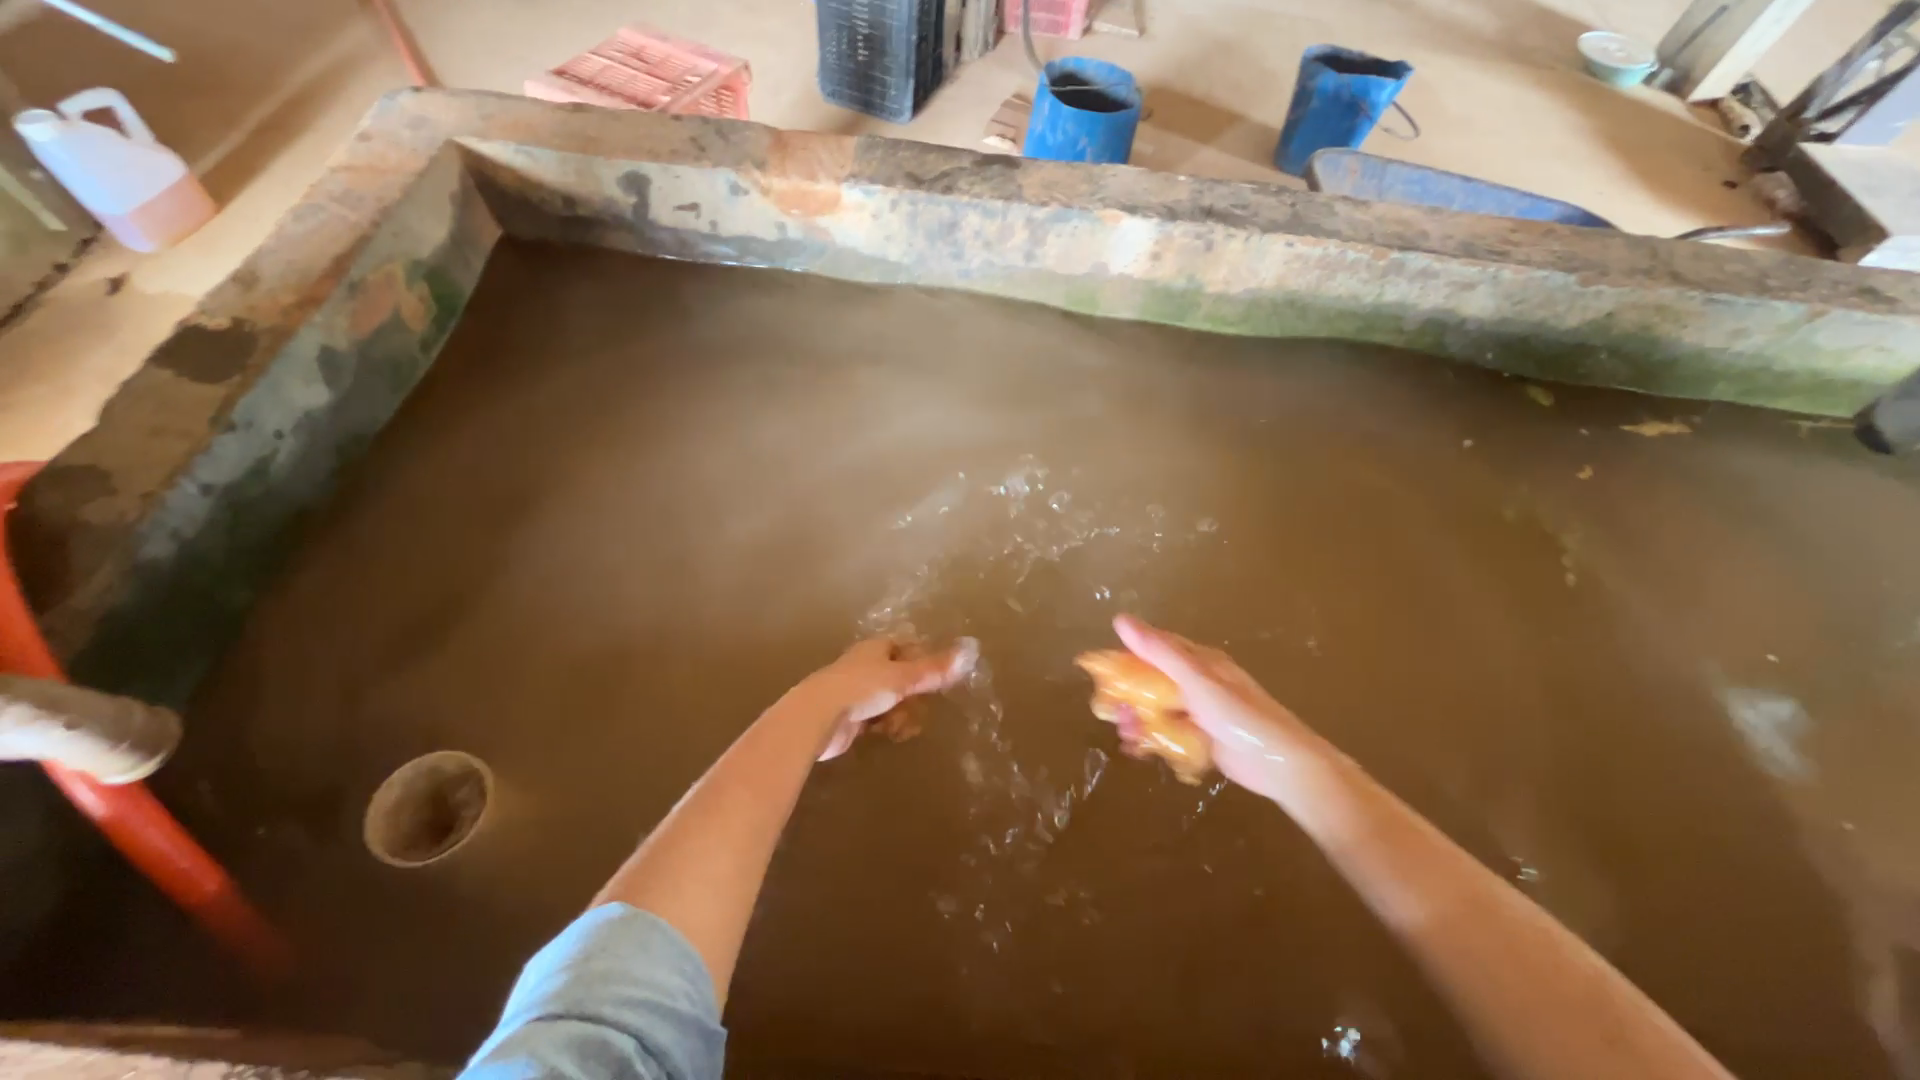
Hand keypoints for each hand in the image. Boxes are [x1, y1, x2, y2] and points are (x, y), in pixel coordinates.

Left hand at [797, 636, 979, 760]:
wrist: (818, 717)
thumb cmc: (862, 687)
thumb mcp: (903, 677)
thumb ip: (935, 668)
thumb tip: (972, 649)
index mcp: (876, 648)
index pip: (906, 646)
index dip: (923, 661)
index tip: (936, 678)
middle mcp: (865, 666)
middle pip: (901, 677)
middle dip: (913, 696)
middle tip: (918, 708)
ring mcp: (856, 692)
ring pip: (891, 701)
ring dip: (900, 714)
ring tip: (899, 726)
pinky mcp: (849, 717)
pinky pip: (878, 719)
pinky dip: (885, 726)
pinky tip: (887, 734)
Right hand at [1112, 615, 1320, 801]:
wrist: (1280, 763)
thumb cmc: (1240, 716)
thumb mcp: (1196, 680)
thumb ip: (1160, 652)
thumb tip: (1120, 620)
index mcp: (1200, 662)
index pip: (1156, 648)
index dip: (1127, 653)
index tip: (1099, 668)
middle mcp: (1199, 684)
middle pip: (1153, 682)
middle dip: (1129, 694)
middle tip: (1110, 709)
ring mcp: (1200, 713)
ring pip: (1158, 710)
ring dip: (1138, 719)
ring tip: (1125, 733)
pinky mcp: (1202, 740)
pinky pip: (1168, 735)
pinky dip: (1150, 740)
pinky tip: (1136, 750)